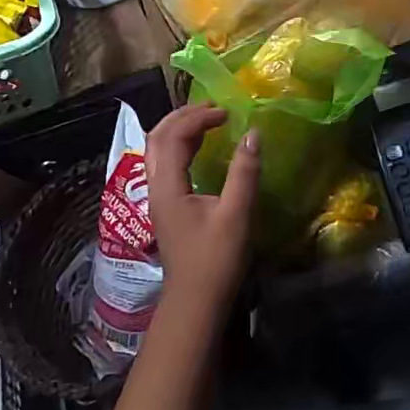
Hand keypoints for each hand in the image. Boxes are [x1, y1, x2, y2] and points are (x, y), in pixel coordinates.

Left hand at [146, 105, 259, 305]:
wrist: (196, 301)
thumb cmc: (216, 259)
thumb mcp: (236, 214)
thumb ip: (244, 172)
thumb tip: (253, 134)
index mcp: (168, 186)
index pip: (175, 136)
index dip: (198, 117)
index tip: (227, 113)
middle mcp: (155, 187)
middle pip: (157, 138)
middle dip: (182, 117)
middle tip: (212, 108)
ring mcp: (157, 199)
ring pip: (158, 151)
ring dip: (179, 130)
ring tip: (208, 121)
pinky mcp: (166, 208)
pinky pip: (165, 165)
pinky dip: (181, 148)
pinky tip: (200, 151)